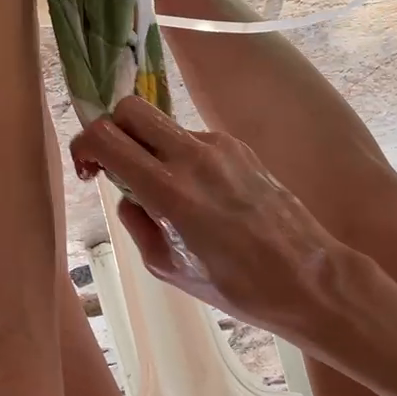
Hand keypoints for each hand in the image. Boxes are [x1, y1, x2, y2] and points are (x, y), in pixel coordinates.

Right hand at [69, 96, 354, 334]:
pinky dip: (182, 156)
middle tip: (115, 161)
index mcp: (170, 191)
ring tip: (166, 188)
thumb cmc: (239, 287)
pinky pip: (193, 139)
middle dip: (112, 127)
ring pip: (163, 123)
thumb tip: (129, 196)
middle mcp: (192, 157)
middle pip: (130, 108)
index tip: (87, 167)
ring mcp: (218, 146)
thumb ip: (137, 224)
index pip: (106, 137)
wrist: (312, 279)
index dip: (85, 144)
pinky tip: (201, 192)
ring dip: (150, 145)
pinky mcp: (238, 146)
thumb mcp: (170, 268)